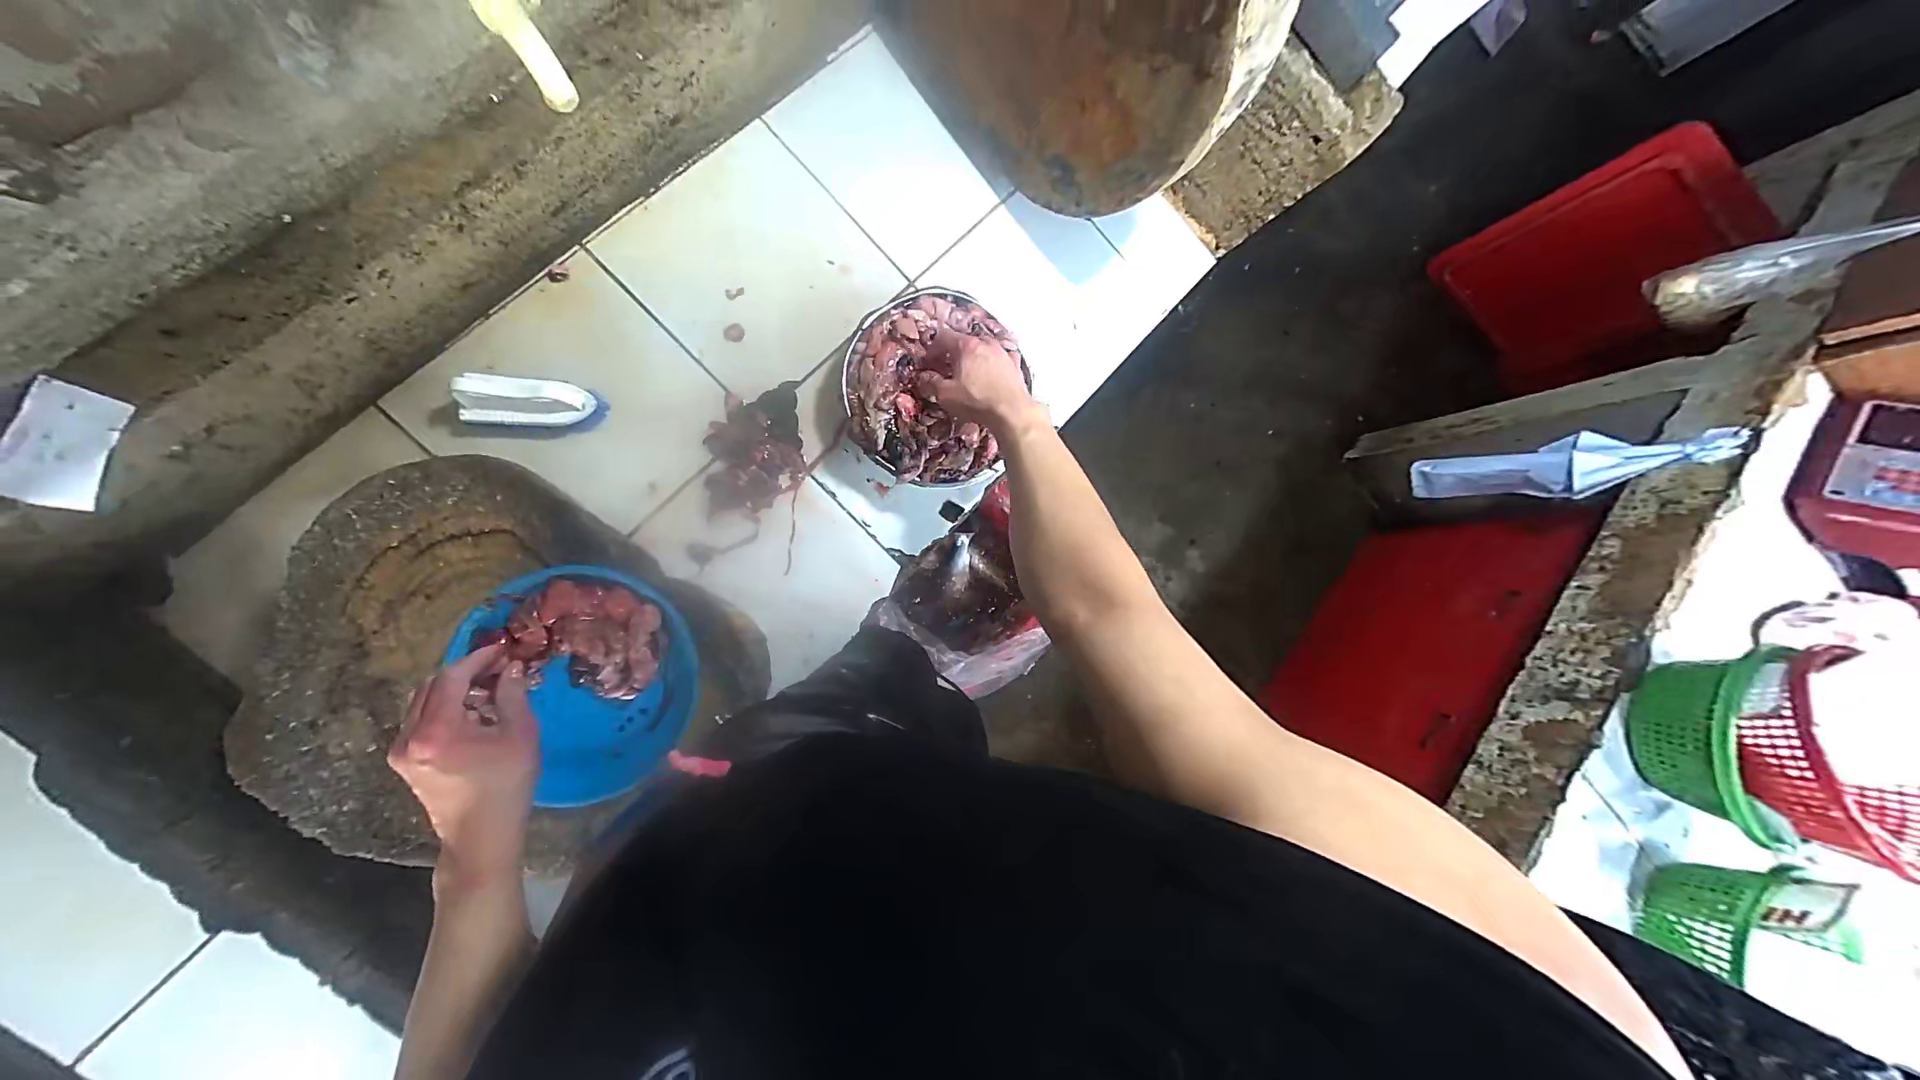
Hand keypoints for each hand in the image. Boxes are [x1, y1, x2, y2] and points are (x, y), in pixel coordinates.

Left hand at [388, 644, 539, 882]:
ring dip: (457, 688)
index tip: (503, 649)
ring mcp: (401, 750)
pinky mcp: (405, 759)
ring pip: (425, 701)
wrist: (480, 834)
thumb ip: (512, 695)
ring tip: (491, 688)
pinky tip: (476, 712)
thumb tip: (510, 667)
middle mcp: (408, 737)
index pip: (451, 678)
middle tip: (500, 666)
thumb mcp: (520, 734)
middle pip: (433, 686)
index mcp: (436, 730)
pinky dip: (448, 706)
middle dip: (467, 671)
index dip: (477, 659)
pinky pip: (422, 718)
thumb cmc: (507, 784)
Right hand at [920, 331, 1043, 430]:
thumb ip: (932, 383)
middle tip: (946, 369)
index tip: (929, 362)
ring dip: (974, 358)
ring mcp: (1003, 353)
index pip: (943, 337)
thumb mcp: (946, 395)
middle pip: (964, 342)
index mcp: (966, 346)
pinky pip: (1000, 360)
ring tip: (968, 373)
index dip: (933, 349)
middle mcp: (986, 343)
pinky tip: (991, 375)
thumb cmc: (976, 401)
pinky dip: (993, 365)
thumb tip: (924, 378)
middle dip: (953, 354)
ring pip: (984, 349)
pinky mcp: (1015, 366)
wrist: (1012, 412)